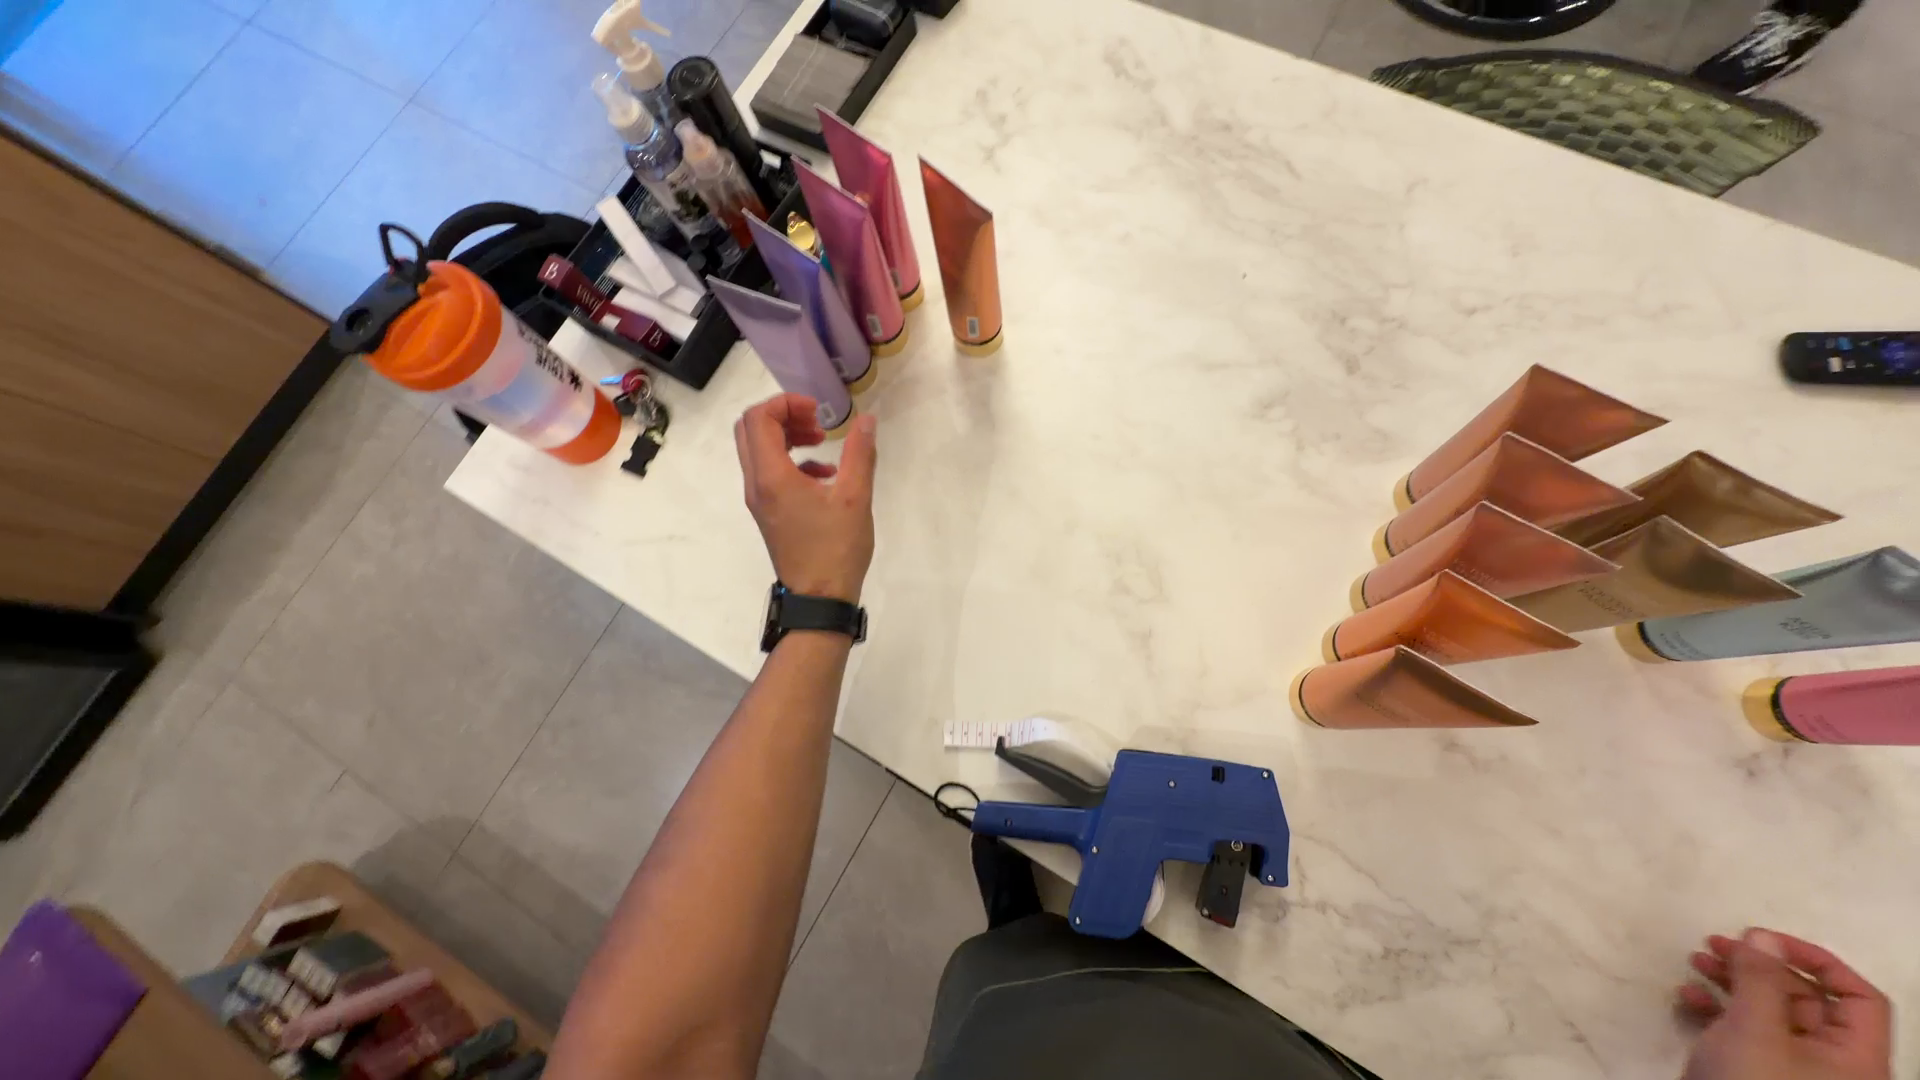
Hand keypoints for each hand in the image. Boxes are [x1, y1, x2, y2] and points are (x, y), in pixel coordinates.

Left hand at [733, 394, 876, 603]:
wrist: (819, 598)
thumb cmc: (836, 548)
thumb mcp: (856, 497)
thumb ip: (860, 453)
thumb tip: (867, 420)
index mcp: (771, 476)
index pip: (759, 419)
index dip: (786, 404)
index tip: (818, 412)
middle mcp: (756, 484)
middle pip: (750, 430)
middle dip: (782, 416)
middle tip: (816, 423)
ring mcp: (759, 500)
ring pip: (757, 451)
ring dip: (786, 436)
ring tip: (823, 442)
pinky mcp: (768, 512)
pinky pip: (768, 472)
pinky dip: (791, 460)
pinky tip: (825, 474)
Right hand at [1678, 928, 1891, 1079]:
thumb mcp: (1754, 1029)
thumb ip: (1760, 979)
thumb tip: (1763, 936)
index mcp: (1854, 1057)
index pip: (1858, 996)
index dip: (1814, 960)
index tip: (1761, 938)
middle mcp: (1831, 1062)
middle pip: (1805, 998)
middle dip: (1759, 966)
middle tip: (1714, 943)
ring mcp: (1792, 1070)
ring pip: (1769, 1011)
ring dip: (1732, 981)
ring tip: (1695, 962)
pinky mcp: (1755, 1073)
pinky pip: (1744, 1031)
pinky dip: (1717, 1007)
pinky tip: (1687, 998)